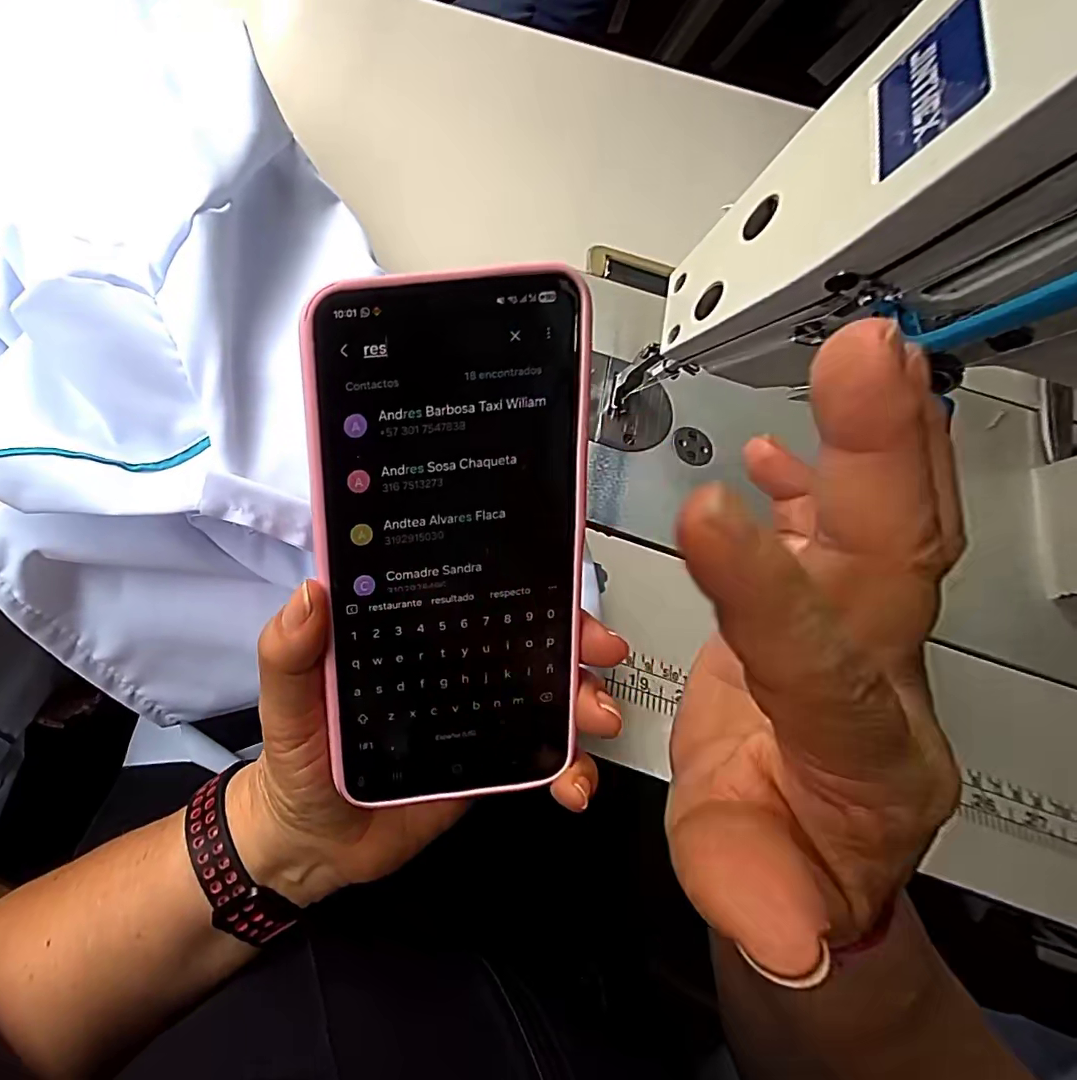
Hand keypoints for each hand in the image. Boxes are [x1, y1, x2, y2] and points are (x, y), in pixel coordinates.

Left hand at [229, 578, 630, 905]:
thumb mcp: (283, 705)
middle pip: (508, 638)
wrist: (314, 841)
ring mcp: (462, 715)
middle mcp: (431, 669)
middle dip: (564, 637)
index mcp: (388, 641)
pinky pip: (539, 758)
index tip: (547, 583)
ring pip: (537, 694)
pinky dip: (569, 768)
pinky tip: (571, 785)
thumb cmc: (292, 760)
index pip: (447, 597)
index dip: (497, 583)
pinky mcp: (482, 764)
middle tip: (598, 650)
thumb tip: (313, 592)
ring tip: (594, 720)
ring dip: (580, 699)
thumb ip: (288, 654)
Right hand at [667, 318, 964, 978]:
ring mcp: (850, 638)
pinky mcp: (816, 621)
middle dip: (880, 453)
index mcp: (840, 736)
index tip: (708, 511)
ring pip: (882, 528)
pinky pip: (839, 538)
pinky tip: (780, 452)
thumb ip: (758, 903)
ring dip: (868, 439)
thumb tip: (773, 934)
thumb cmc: (773, 860)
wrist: (810, 855)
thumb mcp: (748, 890)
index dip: (759, 580)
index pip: (810, 646)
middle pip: (893, 556)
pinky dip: (820, 482)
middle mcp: (866, 673)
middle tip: (867, 360)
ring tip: (856, 359)